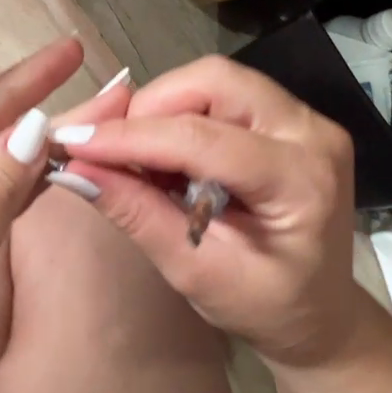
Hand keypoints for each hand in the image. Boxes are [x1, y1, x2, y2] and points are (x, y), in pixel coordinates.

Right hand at [49, 56, 361, 366]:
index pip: (201, 138)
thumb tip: (74, 171)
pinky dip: (178, 112)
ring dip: (162, 109)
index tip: (72, 144)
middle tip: (114, 150)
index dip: (130, 137)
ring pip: (212, 78)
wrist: (319, 314)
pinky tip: (167, 154)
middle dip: (150, 109)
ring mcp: (302, 118)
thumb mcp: (195, 272)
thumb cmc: (264, 305)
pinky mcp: (285, 115)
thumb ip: (138, 215)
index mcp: (301, 182)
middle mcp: (310, 133)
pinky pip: (219, 91)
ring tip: (142, 158)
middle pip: (212, 81)